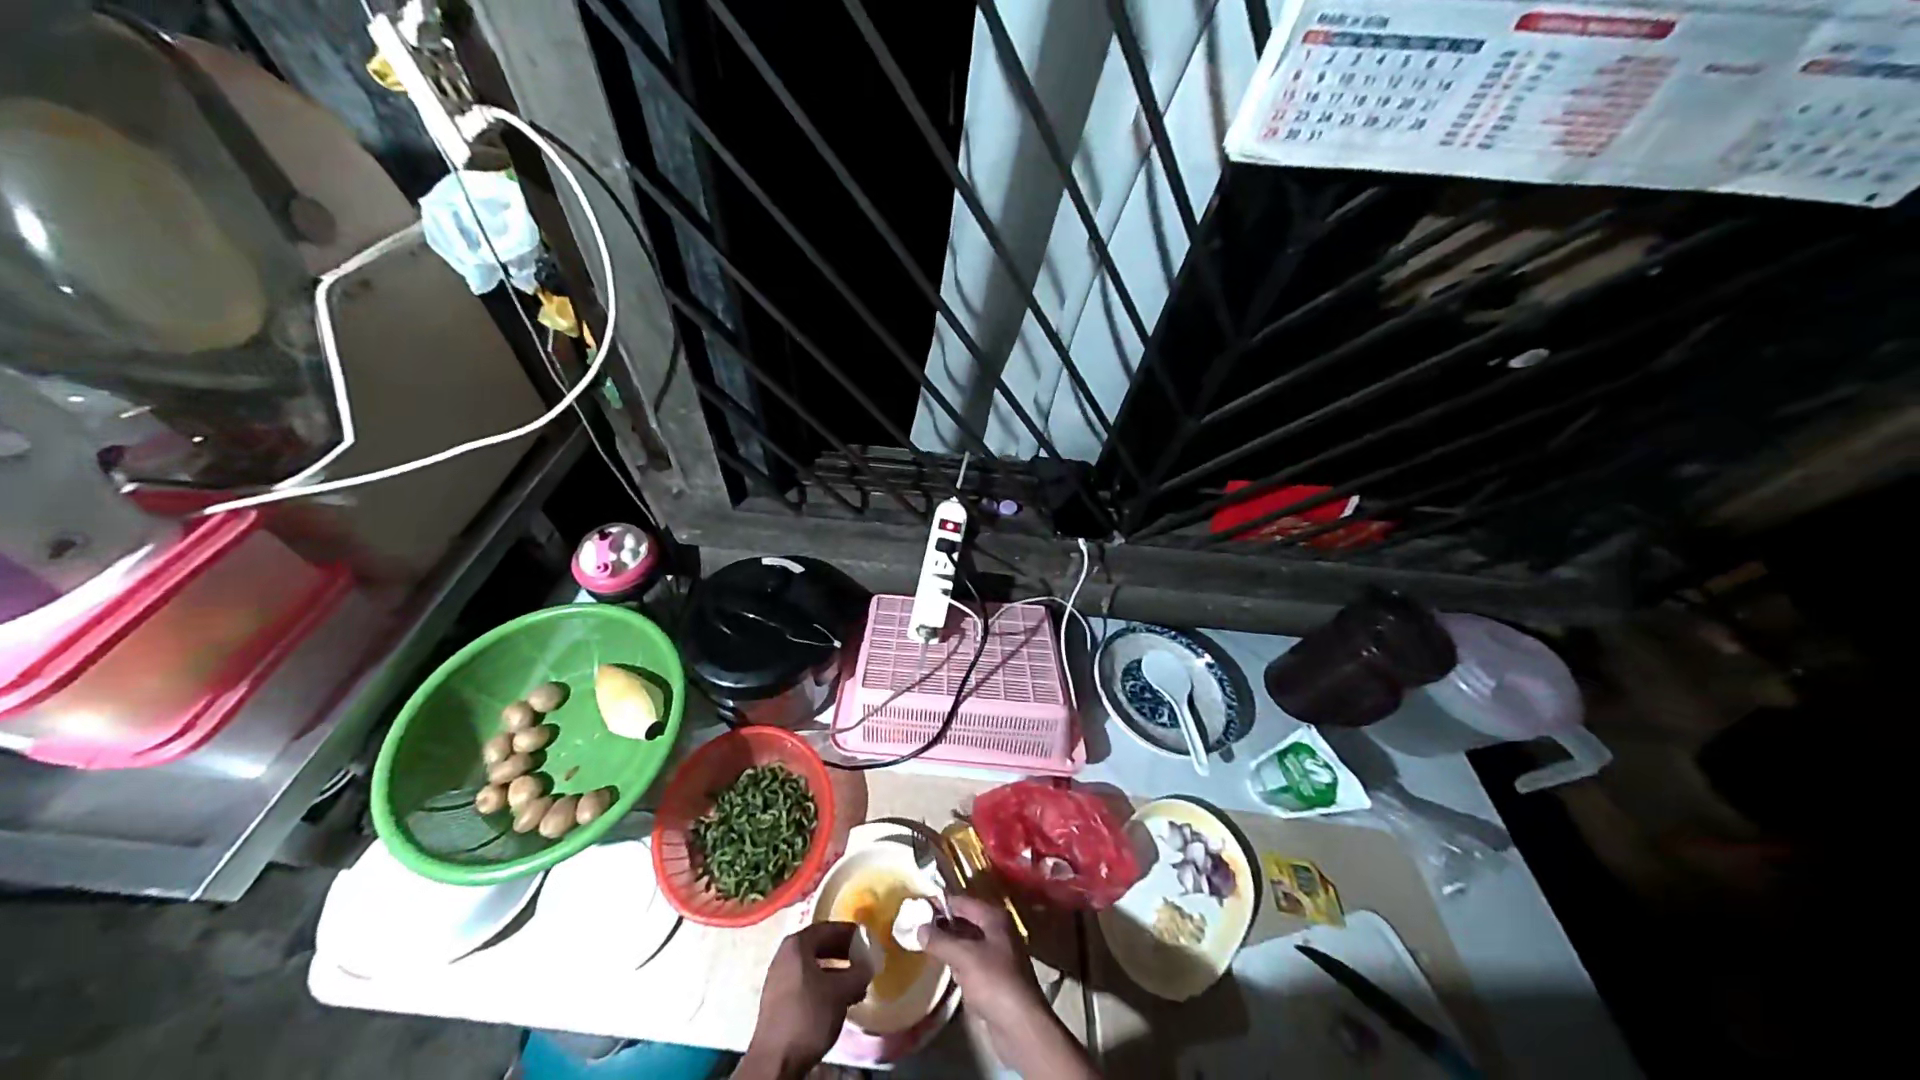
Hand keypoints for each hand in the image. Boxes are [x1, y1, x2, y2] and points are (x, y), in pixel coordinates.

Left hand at [737, 922, 871, 1079]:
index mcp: (796, 945)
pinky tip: (839, 999)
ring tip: (856, 983)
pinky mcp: (778, 1000)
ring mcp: (778, 978)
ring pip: (813, 966)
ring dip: (836, 971)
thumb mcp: (841, 991)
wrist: (776, 1059)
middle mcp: (784, 956)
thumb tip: (868, 964)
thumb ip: (858, 972)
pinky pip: (806, 982)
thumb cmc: (809, 1015)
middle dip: (844, 952)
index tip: (867, 938)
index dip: (850, 932)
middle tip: (864, 959)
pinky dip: (824, 984)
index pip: (827, 928)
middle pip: (819, 946)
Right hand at [919, 894, 1098, 1079]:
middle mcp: (997, 932)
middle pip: (965, 921)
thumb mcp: (964, 957)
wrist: (1020, 1025)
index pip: (962, 902)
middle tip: (915, 926)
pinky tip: (943, 966)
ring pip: (967, 942)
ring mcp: (997, 955)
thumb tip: (919, 927)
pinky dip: (957, 962)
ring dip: (948, 943)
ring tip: (923, 944)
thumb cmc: (993, 982)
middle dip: (942, 924)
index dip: (940, 904)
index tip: (916, 907)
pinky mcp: (994, 977)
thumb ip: (940, 941)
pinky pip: (970, 961)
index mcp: (994, 918)